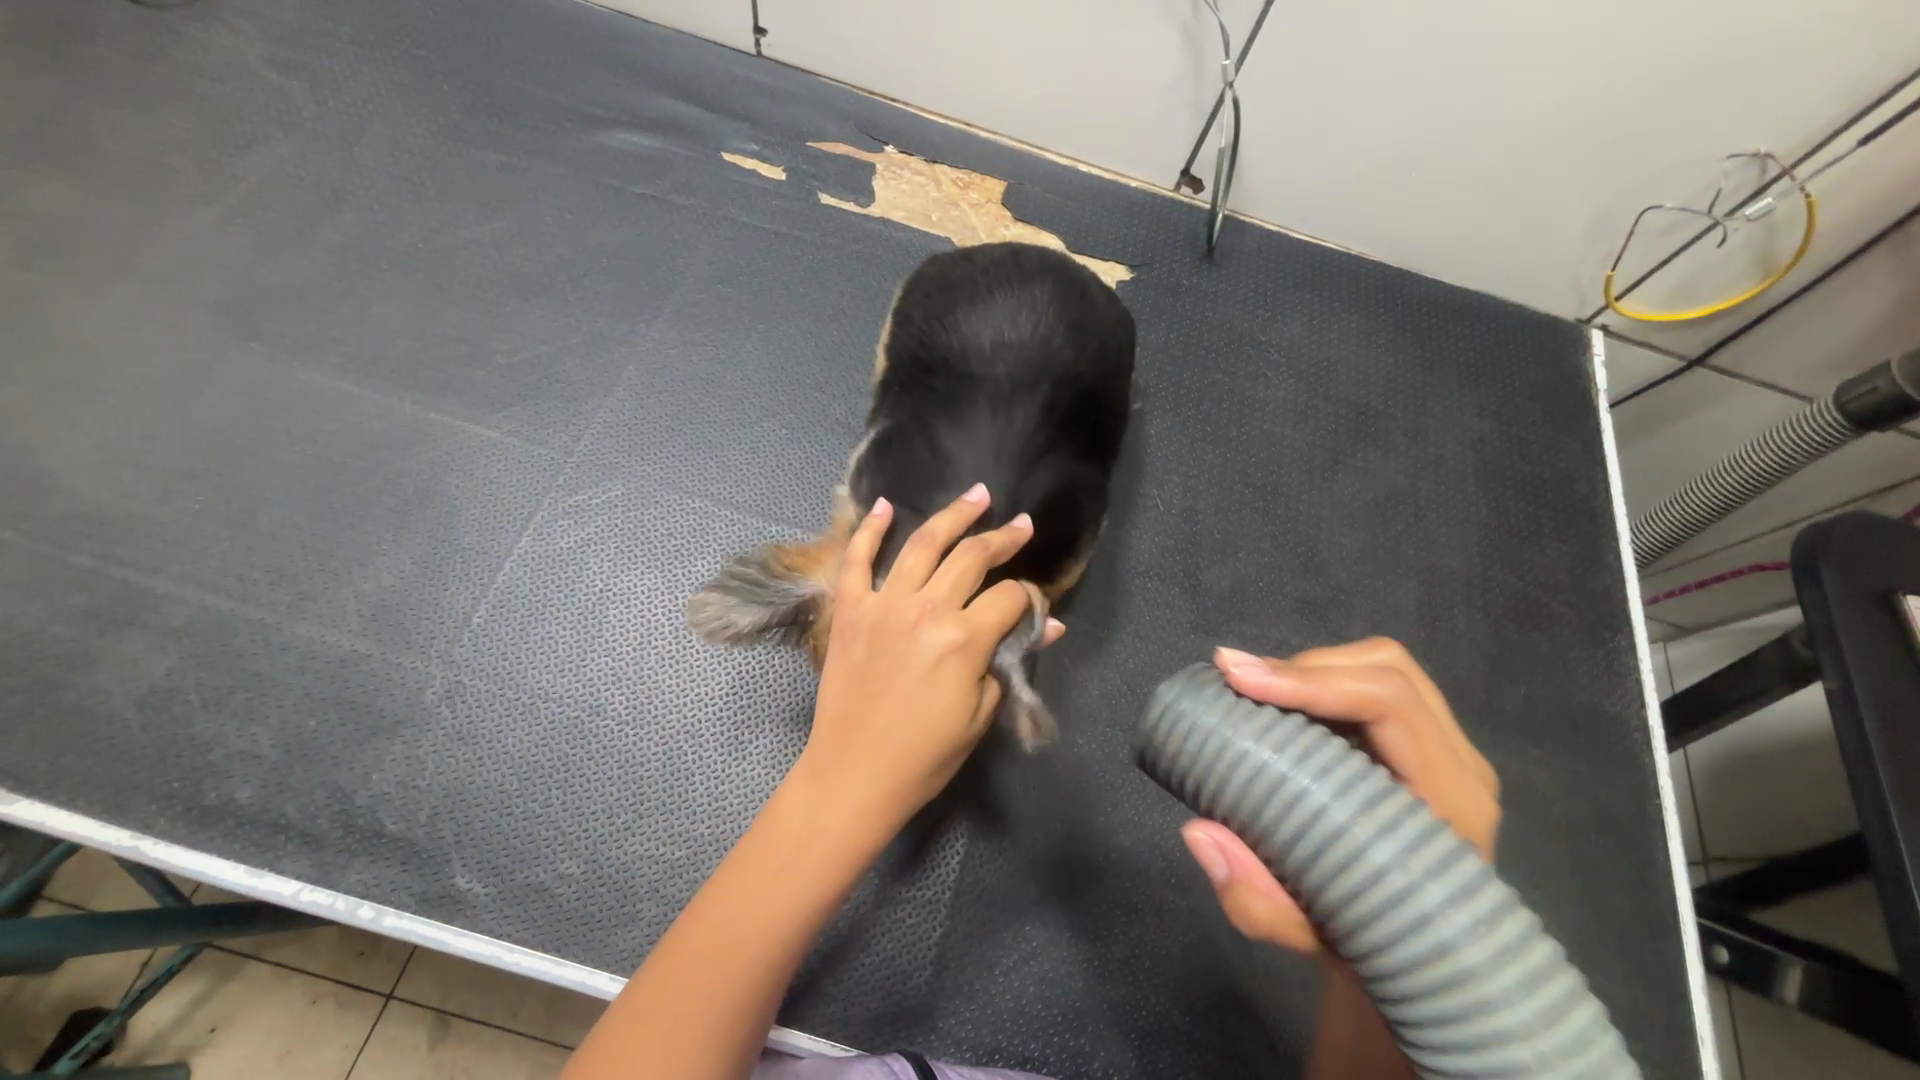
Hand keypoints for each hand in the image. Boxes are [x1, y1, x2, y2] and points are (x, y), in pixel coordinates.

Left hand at [794, 484, 1063, 828]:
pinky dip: (870, 530)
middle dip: (1003, 537)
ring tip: (977, 496)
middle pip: (972, 557)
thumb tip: (1047, 629)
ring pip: (923, 544)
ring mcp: (884, 603)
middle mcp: (926, 609)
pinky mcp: (850, 610)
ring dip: (953, 515)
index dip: (1030, 597)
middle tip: (1020, 524)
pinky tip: (884, 506)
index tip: (1035, 603)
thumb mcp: (980, 714)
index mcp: (964, 639)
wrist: (854, 775)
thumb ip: (1009, 663)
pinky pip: (857, 559)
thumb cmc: (925, 756)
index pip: (1010, 598)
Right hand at [1180, 638, 1499, 954]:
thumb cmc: (1364, 943)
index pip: (1390, 703)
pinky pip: (1373, 685)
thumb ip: (1254, 898)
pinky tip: (1277, 700)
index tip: (1237, 679)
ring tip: (1253, 688)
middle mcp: (1459, 766)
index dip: (1310, 681)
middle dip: (1303, 664)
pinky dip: (1318, 678)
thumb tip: (1197, 832)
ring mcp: (1447, 751)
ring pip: (1383, 666)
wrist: (1414, 958)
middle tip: (1234, 679)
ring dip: (1309, 667)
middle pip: (1388, 668)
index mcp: (1448, 804)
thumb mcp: (1305, 936)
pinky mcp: (1423, 746)